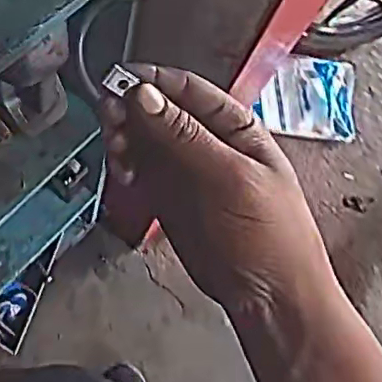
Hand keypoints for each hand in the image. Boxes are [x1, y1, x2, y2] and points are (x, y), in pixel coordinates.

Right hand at [103, 65, 333, 318]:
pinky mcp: (167, 193)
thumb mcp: (230, 178)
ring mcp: (184, 167)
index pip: (186, 88)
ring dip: (123, 136)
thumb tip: (145, 95)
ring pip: (142, 137)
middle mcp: (205, 140)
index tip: (120, 80)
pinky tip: (123, 172)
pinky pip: (137, 166)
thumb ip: (184, 136)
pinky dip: (124, 164)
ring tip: (116, 148)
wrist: (269, 300)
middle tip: (110, 117)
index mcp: (233, 125)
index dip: (152, 81)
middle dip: (130, 109)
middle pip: (157, 110)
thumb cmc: (271, 237)